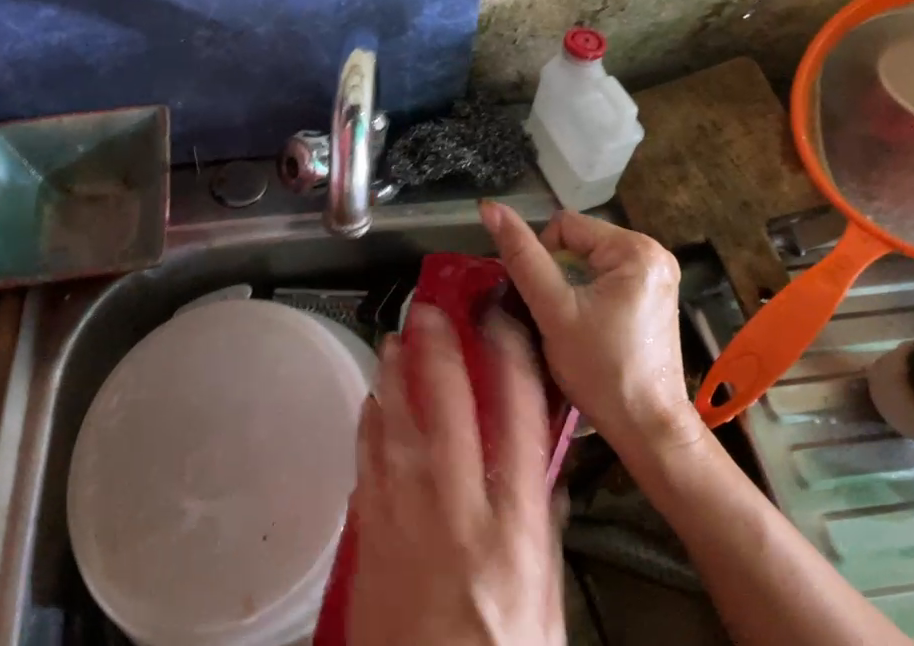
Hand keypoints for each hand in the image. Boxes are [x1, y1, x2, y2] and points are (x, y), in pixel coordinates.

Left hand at [347, 305, 563, 645]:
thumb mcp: (545, 604)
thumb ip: (544, 535)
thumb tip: (546, 484)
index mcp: (512, 526)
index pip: (516, 423)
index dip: (509, 364)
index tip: (502, 325)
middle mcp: (458, 510)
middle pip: (446, 411)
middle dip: (436, 353)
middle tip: (429, 310)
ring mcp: (407, 518)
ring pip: (398, 427)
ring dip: (394, 378)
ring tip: (393, 338)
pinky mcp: (371, 534)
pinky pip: (367, 464)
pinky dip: (368, 426)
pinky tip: (369, 401)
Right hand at [480, 201, 704, 453]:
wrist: (646, 427)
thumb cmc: (600, 369)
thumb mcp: (553, 310)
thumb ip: (522, 257)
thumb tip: (490, 207)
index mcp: (636, 249)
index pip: (564, 225)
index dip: (542, 258)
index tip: (546, 301)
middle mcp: (655, 253)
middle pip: (578, 243)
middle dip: (558, 275)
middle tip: (558, 317)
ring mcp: (658, 277)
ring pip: (589, 263)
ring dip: (571, 288)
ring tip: (573, 325)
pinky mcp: (655, 298)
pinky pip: (606, 280)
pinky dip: (589, 298)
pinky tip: (590, 329)